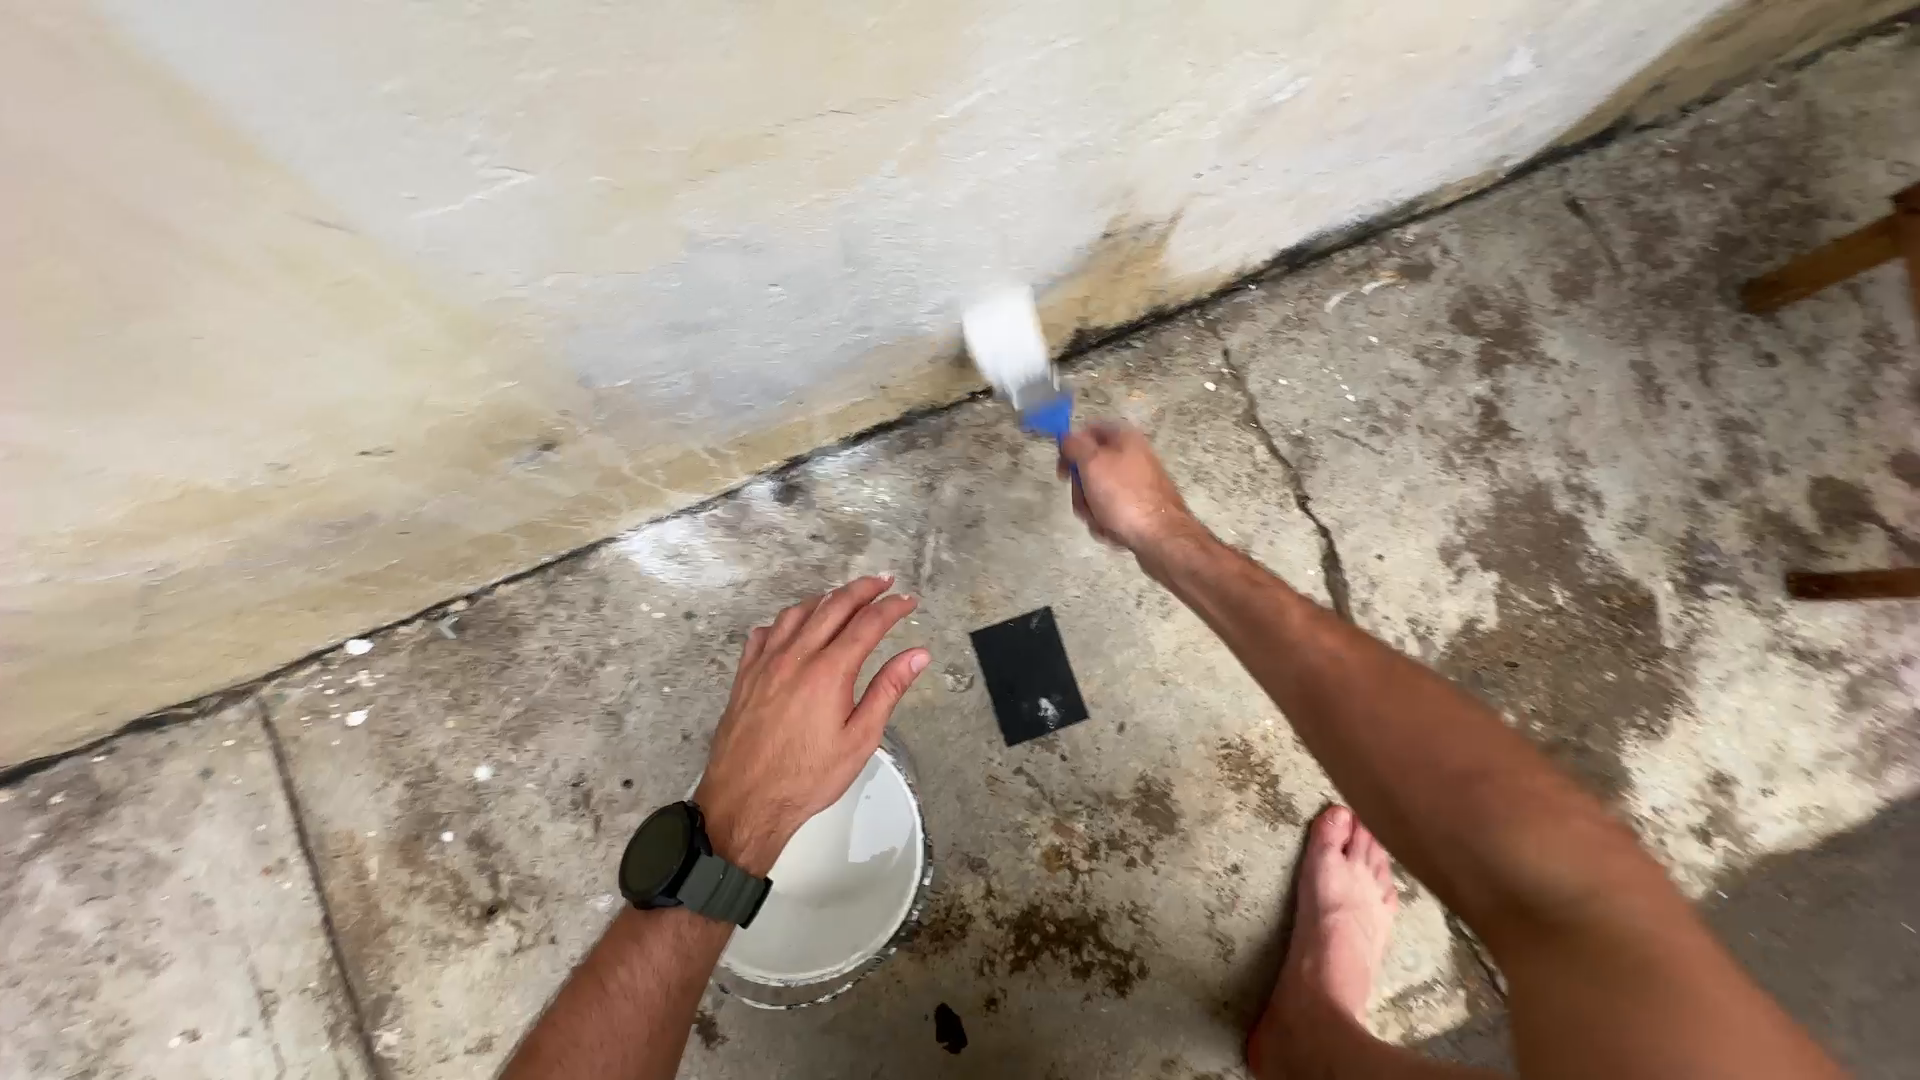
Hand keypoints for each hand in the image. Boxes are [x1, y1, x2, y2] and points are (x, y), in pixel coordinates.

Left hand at [694, 575, 929, 874]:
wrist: (745, 801)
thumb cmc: (807, 777)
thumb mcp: (860, 739)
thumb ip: (888, 690)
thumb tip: (917, 655)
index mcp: (829, 671)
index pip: (868, 624)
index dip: (892, 607)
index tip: (908, 600)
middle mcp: (796, 656)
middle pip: (834, 606)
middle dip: (863, 589)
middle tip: (884, 581)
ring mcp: (765, 662)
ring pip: (798, 612)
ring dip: (825, 599)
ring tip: (844, 598)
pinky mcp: (745, 675)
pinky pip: (765, 632)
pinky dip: (786, 621)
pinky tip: (793, 626)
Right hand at [1058, 421, 1204, 552]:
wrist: (1161, 536)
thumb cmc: (1124, 496)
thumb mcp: (1092, 464)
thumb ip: (1075, 445)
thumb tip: (1068, 437)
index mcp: (1124, 438)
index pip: (1089, 430)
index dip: (1071, 447)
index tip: (1063, 468)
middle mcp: (1132, 456)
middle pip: (1091, 466)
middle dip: (1081, 488)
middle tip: (1085, 499)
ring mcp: (1137, 483)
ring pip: (1097, 491)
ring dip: (1091, 508)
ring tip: (1101, 519)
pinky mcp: (1140, 506)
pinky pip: (1110, 509)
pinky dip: (1105, 520)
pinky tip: (1111, 529)